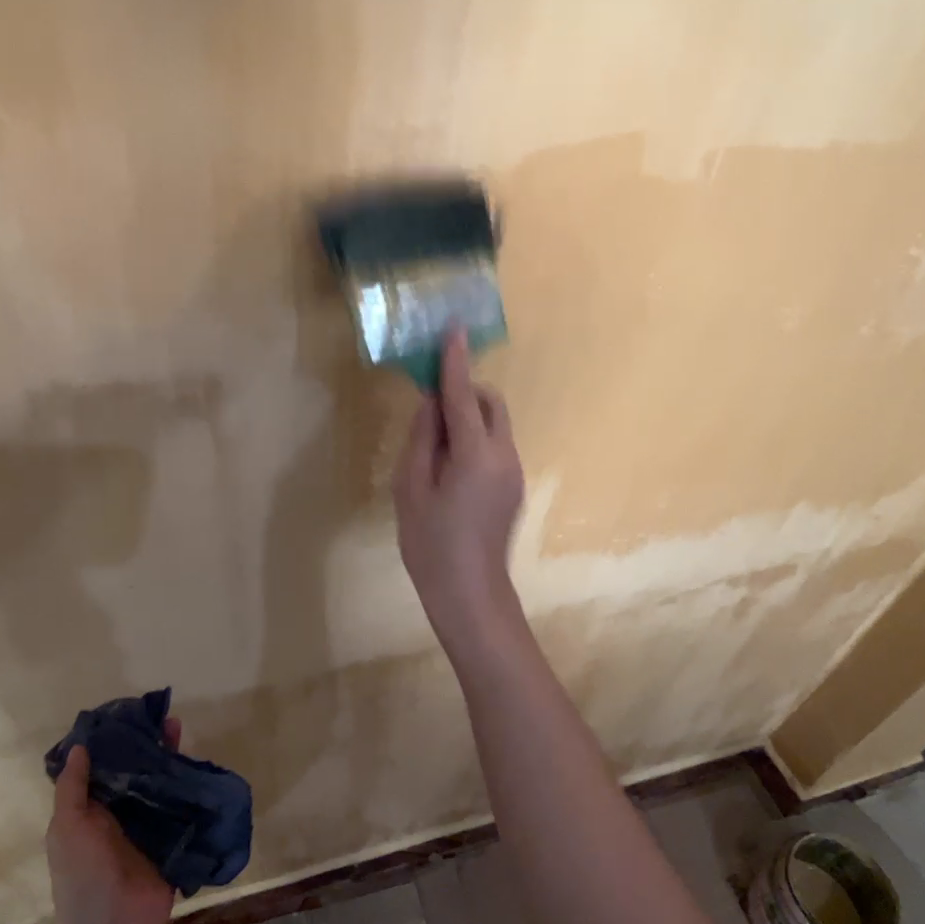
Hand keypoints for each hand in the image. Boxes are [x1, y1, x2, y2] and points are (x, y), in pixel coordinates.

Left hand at [47, 718, 182, 923]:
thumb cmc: (83, 874)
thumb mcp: (66, 829)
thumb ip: (71, 788)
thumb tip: (80, 744)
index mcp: (90, 809)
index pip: (102, 766)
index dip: (113, 740)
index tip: (127, 711)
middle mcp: (118, 812)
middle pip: (134, 769)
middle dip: (145, 742)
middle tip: (161, 714)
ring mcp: (146, 823)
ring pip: (158, 780)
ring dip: (167, 755)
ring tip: (178, 725)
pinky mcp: (171, 835)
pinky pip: (180, 803)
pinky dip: (188, 782)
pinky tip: (195, 759)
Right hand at [394, 328, 526, 645]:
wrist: (469, 594)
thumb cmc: (430, 544)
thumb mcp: (411, 488)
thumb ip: (422, 439)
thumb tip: (430, 403)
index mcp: (475, 454)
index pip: (463, 395)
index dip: (455, 361)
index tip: (453, 329)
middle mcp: (504, 456)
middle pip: (490, 404)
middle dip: (463, 392)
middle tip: (429, 407)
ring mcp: (514, 472)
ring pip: (495, 425)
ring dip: (468, 417)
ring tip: (434, 444)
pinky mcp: (513, 486)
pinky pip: (495, 445)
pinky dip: (475, 438)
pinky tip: (449, 466)